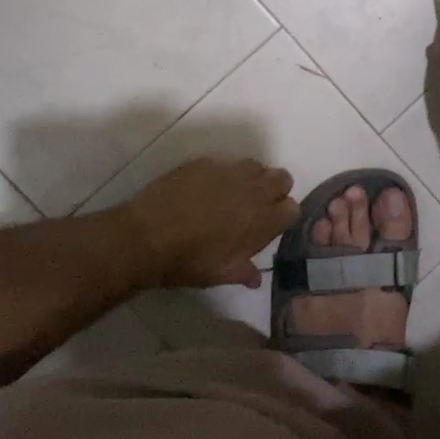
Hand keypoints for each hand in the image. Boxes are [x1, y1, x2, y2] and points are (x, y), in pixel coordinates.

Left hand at [121, 158, 298, 289]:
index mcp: (262, 219)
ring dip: (251, 178)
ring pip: (255, 166)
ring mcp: (229, 171)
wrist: (146, 236)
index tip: (270, 225)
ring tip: (232, 194)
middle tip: (255, 206)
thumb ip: (244, 272)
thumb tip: (255, 277)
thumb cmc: (188, 261)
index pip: (293, 208)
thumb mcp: (220, 274)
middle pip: (282, 178)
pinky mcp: (206, 161)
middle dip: (274, 190)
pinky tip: (205, 189)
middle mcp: (253, 190)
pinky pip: (225, 163)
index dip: (282, 217)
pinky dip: (223, 174)